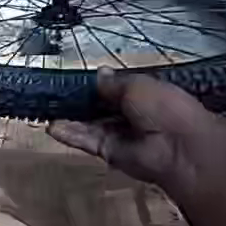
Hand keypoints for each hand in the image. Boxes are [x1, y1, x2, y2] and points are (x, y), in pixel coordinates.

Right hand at [46, 69, 225, 191]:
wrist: (179, 148)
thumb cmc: (163, 108)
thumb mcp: (137, 85)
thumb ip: (113, 83)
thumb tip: (98, 73)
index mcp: (142, 96)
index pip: (112, 90)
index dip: (93, 86)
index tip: (70, 80)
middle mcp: (128, 115)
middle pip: (97, 108)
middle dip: (77, 101)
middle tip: (52, 94)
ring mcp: (118, 135)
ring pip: (88, 125)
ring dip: (69, 118)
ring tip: (46, 109)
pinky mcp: (108, 152)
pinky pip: (87, 141)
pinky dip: (69, 134)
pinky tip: (52, 127)